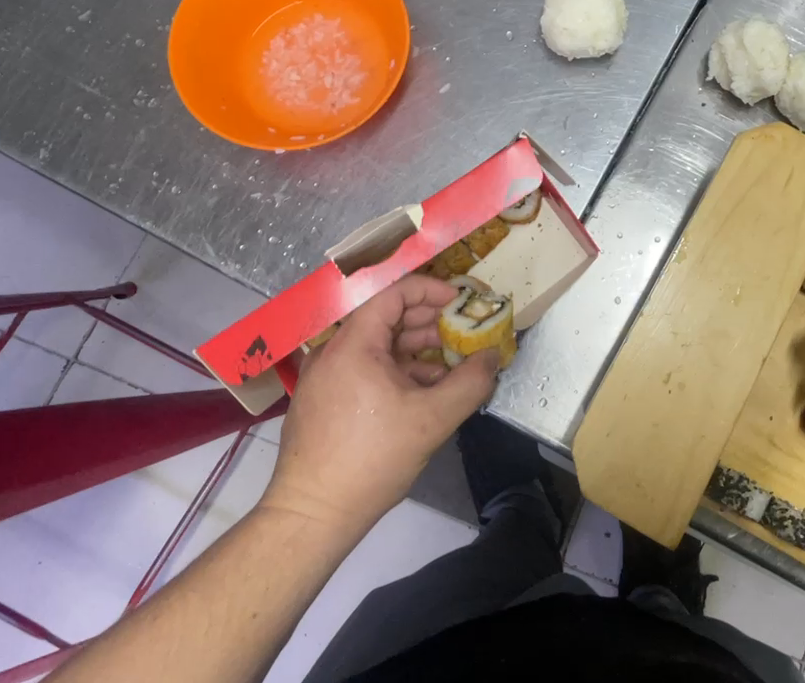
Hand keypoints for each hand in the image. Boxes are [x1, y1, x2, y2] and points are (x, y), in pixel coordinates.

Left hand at [260, 275, 499, 529]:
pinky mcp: (324, 400)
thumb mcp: (433, 419)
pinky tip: (423, 393)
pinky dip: (397, 371)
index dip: (431, 290)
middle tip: (463, 333)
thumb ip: (471, 382)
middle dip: (429, 321)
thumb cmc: (371, 459)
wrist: (312, 515)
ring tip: (450, 366)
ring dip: (416, 349)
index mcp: (354, 344)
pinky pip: (365, 369)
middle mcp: (334, 351)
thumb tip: (492, 357)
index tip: (461, 302)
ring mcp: (325, 376)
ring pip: (377, 345)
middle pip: (386, 316)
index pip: (393, 293)